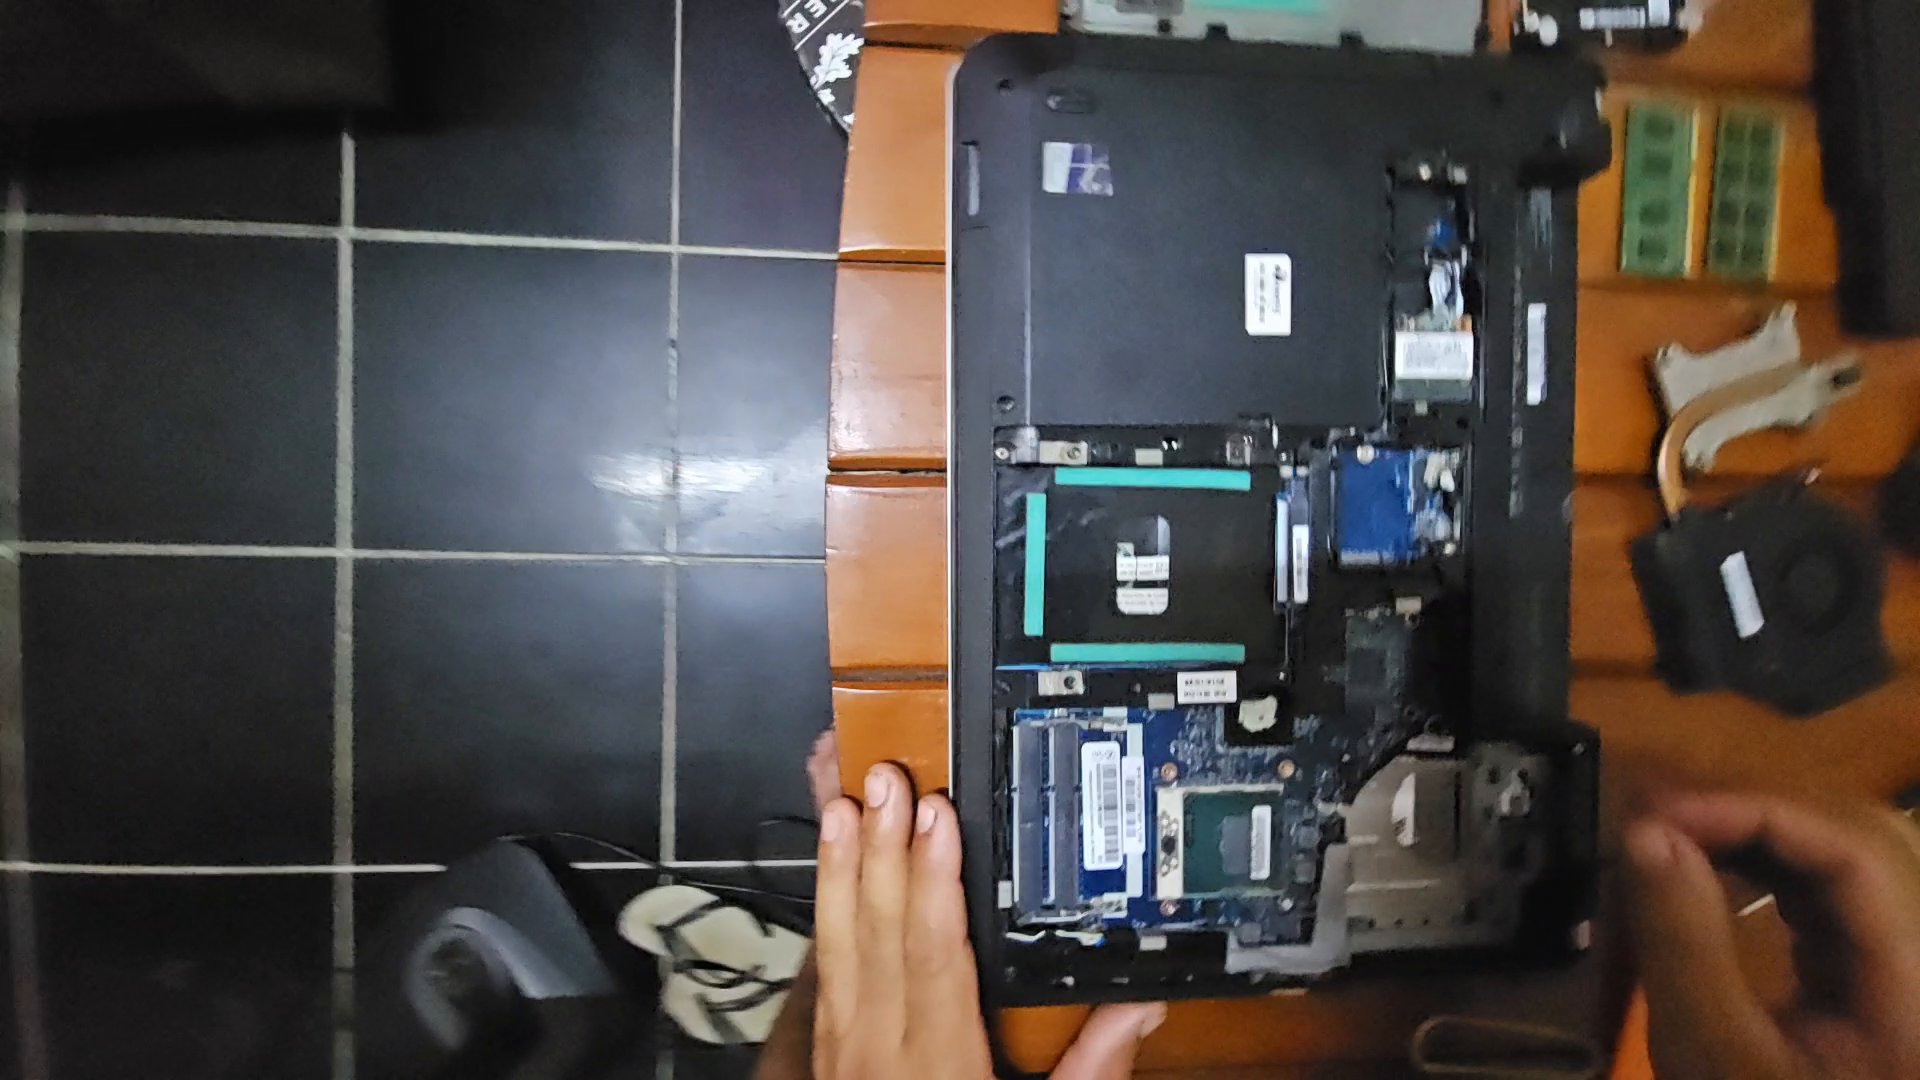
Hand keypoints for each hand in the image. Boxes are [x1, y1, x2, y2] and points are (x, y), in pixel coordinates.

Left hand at [813, 763, 1166, 1079]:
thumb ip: (1090, 1070)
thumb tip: (1139, 1005)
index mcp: (942, 1064)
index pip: (934, 957)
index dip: (932, 883)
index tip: (936, 818)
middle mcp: (882, 1044)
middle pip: (880, 936)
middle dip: (883, 850)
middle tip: (888, 781)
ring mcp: (844, 1036)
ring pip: (839, 936)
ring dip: (840, 863)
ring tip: (844, 800)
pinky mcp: (828, 1031)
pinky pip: (823, 952)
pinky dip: (825, 894)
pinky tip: (832, 852)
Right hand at [1626, 790, 1919, 1079]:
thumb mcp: (1711, 1048)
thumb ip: (1680, 935)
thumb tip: (1642, 829)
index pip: (1861, 857)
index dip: (1755, 812)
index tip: (1654, 815)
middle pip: (1870, 841)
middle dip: (1752, 811)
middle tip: (1656, 818)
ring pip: (1858, 857)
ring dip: (1758, 831)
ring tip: (1674, 833)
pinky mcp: (1893, 978)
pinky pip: (1840, 892)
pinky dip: (1769, 863)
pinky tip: (1713, 865)